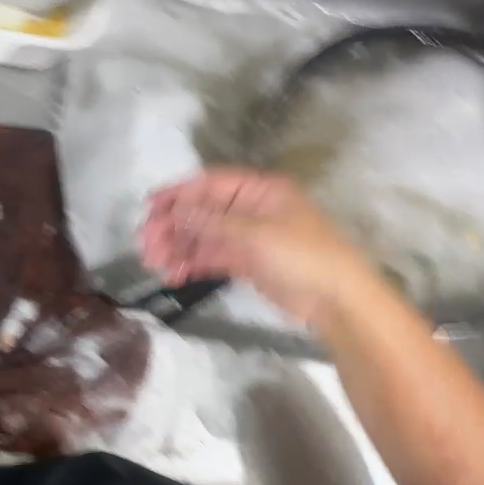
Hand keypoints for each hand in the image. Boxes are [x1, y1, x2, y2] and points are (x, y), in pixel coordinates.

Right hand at [136, 167, 384, 328]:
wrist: (338, 300)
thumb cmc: (303, 255)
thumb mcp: (255, 233)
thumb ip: (212, 221)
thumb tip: (175, 210)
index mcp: (259, 191)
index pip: (209, 184)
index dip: (177, 193)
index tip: (149, 207)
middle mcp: (250, 209)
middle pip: (201, 211)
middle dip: (171, 226)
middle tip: (145, 243)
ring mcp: (247, 237)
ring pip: (202, 236)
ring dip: (176, 248)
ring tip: (154, 263)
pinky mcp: (246, 262)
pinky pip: (211, 258)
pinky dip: (191, 264)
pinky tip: (172, 276)